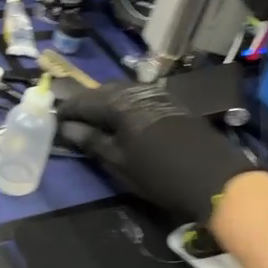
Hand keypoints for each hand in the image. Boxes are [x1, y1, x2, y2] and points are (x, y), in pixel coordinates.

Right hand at [57, 80, 255, 224]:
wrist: (214, 177)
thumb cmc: (160, 175)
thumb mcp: (119, 163)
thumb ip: (92, 142)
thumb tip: (68, 128)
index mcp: (118, 102)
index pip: (83, 101)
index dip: (66, 110)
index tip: (53, 121)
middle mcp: (136, 90)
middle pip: (102, 92)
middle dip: (86, 105)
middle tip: (72, 123)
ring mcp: (156, 93)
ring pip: (121, 94)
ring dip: (105, 106)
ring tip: (94, 124)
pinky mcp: (170, 102)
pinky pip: (137, 99)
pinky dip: (124, 108)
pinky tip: (121, 123)